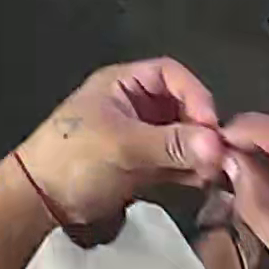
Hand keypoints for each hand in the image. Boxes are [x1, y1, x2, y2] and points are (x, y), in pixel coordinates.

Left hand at [15, 58, 223, 224]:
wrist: (48, 195)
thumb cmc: (74, 155)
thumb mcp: (120, 145)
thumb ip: (168, 143)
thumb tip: (217, 143)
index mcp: (121, 84)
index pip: (169, 73)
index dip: (195, 93)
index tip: (212, 127)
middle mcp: (136, 104)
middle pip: (185, 104)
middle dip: (204, 128)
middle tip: (220, 159)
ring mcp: (144, 134)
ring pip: (188, 135)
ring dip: (204, 153)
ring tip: (213, 175)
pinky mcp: (150, 163)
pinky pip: (183, 161)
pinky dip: (196, 170)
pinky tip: (205, 184)